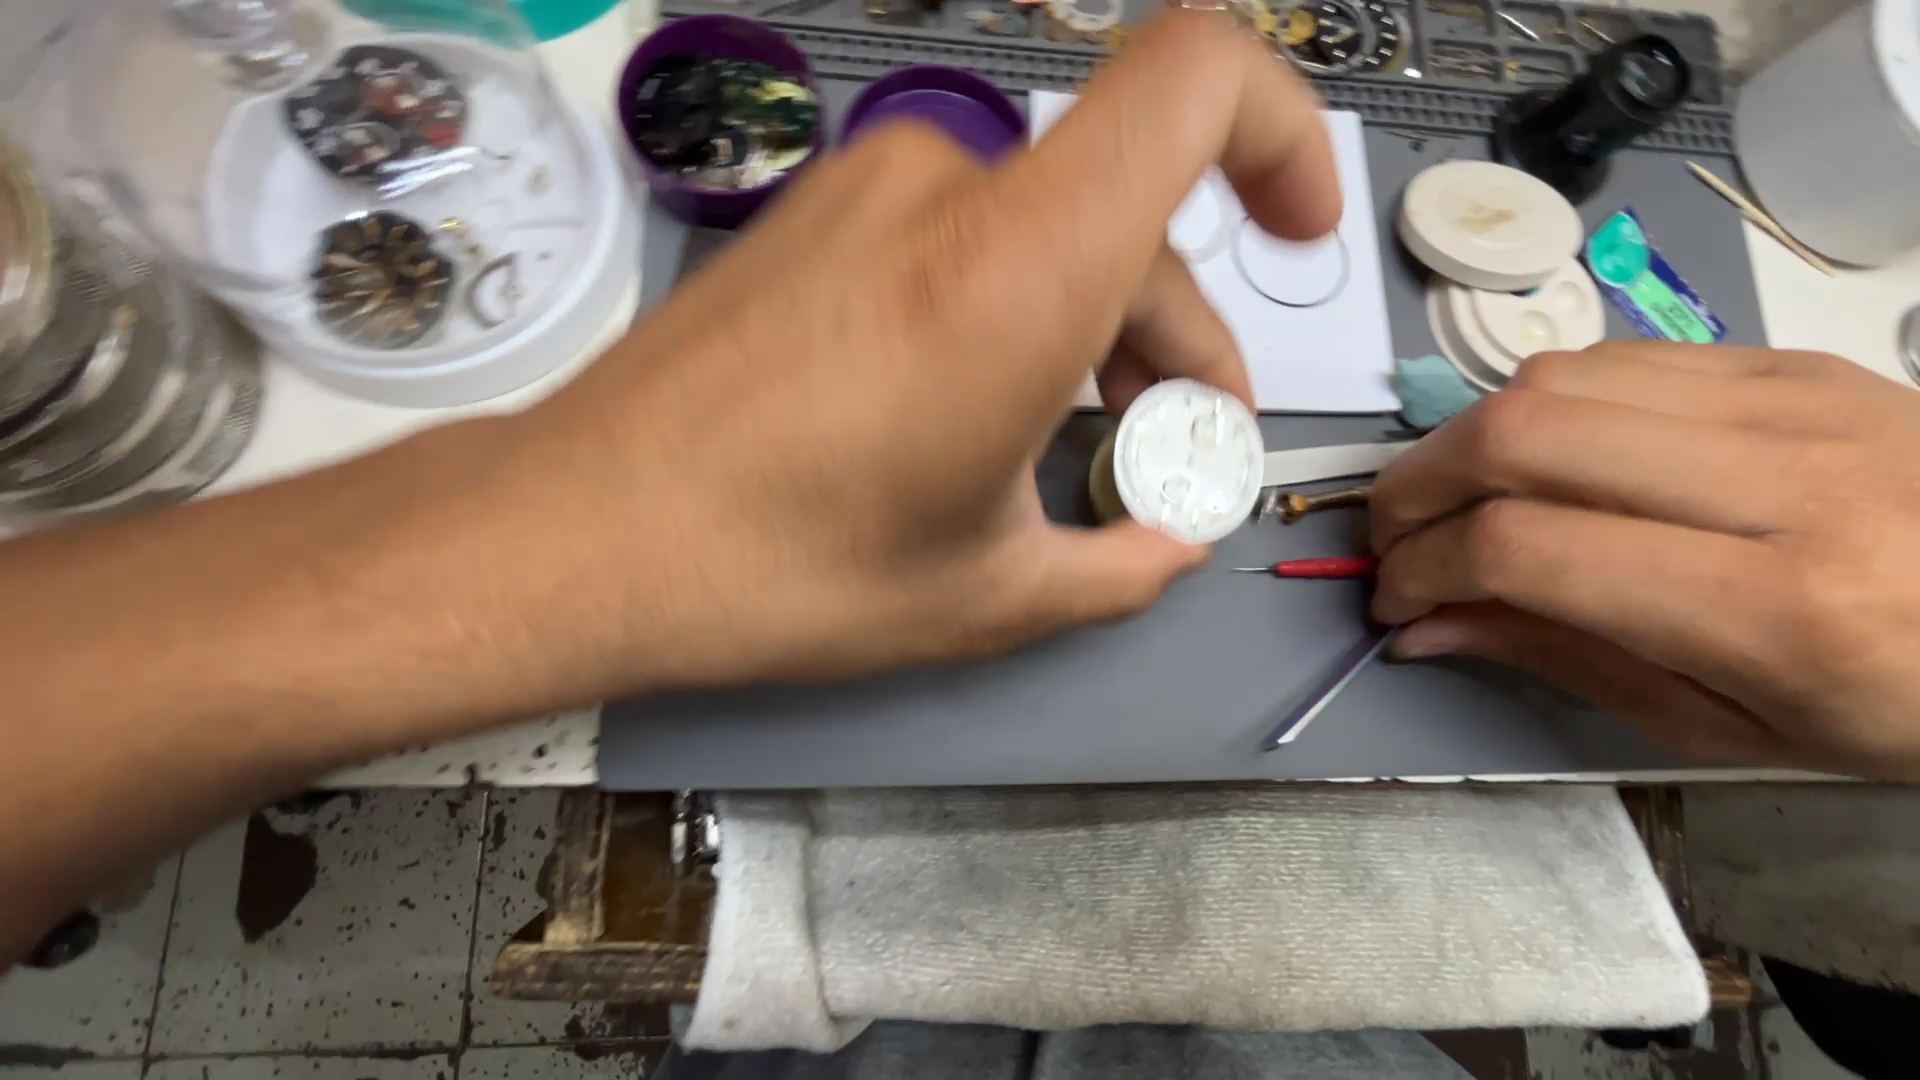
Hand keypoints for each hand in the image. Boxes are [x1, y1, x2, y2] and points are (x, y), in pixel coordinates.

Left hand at [502, 12, 1340, 689]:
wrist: (586, 535)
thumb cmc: (784, 571)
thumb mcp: (985, 597)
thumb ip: (1116, 568)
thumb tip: (1169, 548)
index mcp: (1018, 269)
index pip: (1196, 80)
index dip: (1279, 133)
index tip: (1294, 230)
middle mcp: (946, 193)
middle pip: (1125, 217)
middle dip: (1170, 336)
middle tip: (1168, 446)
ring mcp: (867, 193)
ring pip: (1041, 233)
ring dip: (1088, 330)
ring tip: (1074, 444)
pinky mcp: (815, 222)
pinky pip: (959, 240)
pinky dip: (1006, 311)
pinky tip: (979, 410)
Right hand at [1369, 342, 1919, 777]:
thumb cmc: (1904, 704)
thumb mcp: (1723, 726)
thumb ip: (1557, 659)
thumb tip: (1421, 627)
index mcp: (1774, 611)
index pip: (1521, 548)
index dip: (1421, 568)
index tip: (1394, 599)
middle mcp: (1785, 485)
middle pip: (1516, 436)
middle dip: (1413, 485)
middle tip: (1394, 535)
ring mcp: (1794, 403)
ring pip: (1549, 381)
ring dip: (1462, 441)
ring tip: (1456, 496)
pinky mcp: (1791, 363)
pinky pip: (1607, 357)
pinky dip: (1533, 405)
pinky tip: (1538, 457)